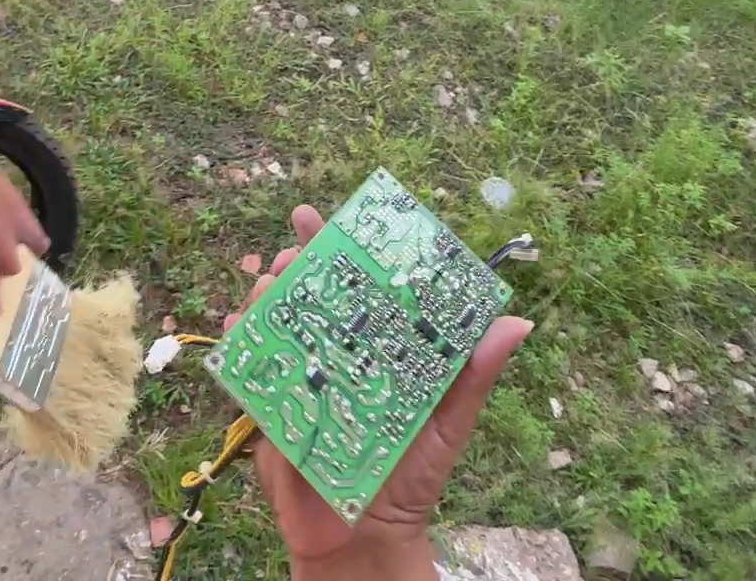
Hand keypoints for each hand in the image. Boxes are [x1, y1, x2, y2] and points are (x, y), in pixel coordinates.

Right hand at [227, 206, 532, 579]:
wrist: (366, 538)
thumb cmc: (411, 477)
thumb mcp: (447, 422)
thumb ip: (473, 374)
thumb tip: (516, 323)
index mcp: (372, 344)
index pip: (356, 285)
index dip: (338, 247)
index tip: (322, 216)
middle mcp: (332, 348)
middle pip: (309, 292)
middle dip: (296, 262)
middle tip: (294, 252)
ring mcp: (298, 372)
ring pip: (274, 318)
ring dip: (266, 293)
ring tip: (271, 286)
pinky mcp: (269, 404)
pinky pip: (248, 366)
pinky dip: (240, 342)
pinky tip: (239, 327)